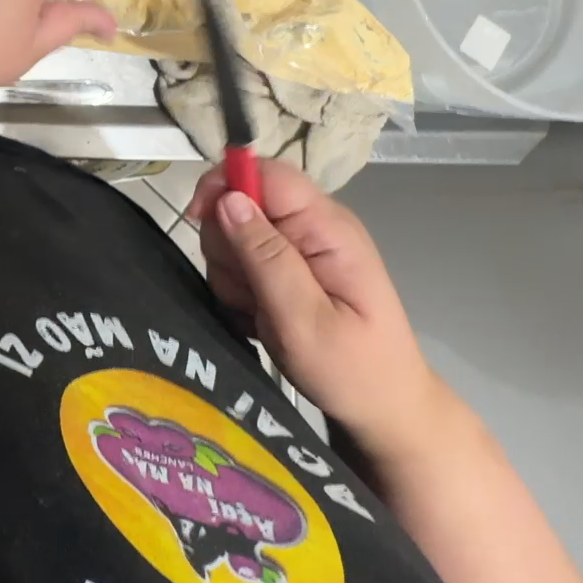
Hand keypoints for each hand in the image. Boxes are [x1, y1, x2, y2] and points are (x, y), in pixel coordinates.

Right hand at [190, 160, 450, 456]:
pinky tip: (257, 314)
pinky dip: (236, 287)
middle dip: (225, 243)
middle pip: (240, 201)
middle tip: (247, 291)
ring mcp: (299, 246)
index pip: (265, 172)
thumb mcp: (304, 319)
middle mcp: (312, 226)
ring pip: (231, 233)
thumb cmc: (352, 369)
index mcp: (326, 227)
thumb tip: (228, 198)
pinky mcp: (286, 267)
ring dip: (230, 271)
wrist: (384, 410)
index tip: (198, 219)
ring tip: (257, 310)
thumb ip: (265, 256)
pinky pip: (237, 260)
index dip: (224, 183)